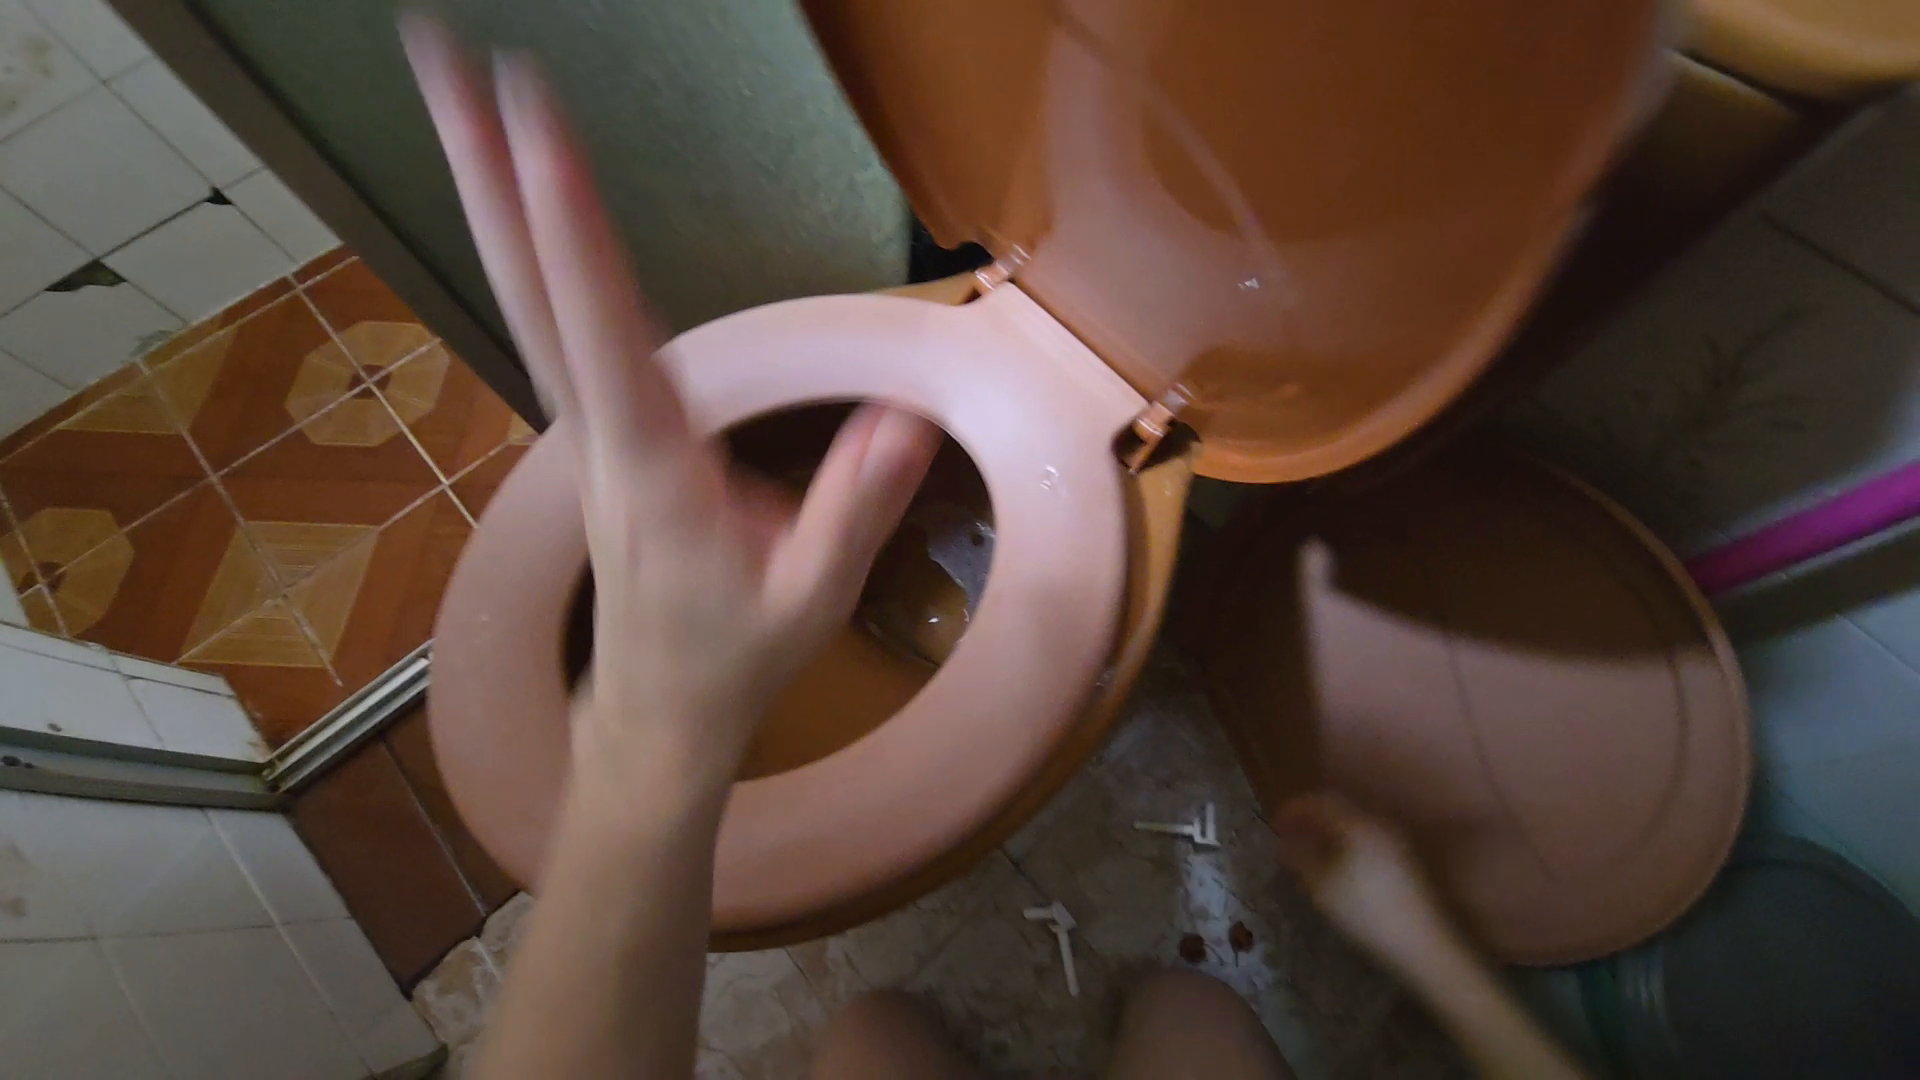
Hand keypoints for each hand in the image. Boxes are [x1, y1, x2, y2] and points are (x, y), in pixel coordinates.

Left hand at [402, 18, 939, 798]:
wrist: (663, 710)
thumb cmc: (735, 659)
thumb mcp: (813, 598)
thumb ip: (853, 510)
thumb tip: (904, 416)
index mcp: (654, 469)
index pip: (604, 331)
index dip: (571, 223)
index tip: (536, 117)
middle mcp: (605, 438)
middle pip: (531, 295)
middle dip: (488, 178)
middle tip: (441, 60)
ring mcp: (592, 440)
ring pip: (532, 309)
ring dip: (500, 207)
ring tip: (472, 109)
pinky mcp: (605, 444)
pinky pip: (560, 337)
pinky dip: (539, 263)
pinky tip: (535, 219)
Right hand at [1271, 792, 1458, 967]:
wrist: (1423, 947)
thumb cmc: (1366, 913)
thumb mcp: (1321, 887)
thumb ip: (1299, 857)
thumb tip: (1283, 842)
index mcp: (1357, 826)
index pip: (1319, 801)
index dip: (1294, 809)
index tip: (1275, 823)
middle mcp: (1378, 826)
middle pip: (1338, 809)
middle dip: (1310, 818)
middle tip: (1289, 833)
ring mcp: (1395, 843)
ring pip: (1352, 824)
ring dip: (1327, 830)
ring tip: (1309, 848)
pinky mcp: (1404, 862)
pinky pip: (1366, 838)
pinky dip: (1345, 841)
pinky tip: (1336, 863)